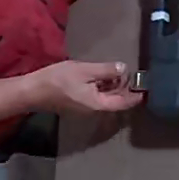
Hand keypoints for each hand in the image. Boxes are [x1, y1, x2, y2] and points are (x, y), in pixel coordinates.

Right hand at [22, 60, 145, 114]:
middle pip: (116, 101)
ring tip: (119, 71)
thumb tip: (124, 69)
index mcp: (98, 104)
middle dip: (125, 89)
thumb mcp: (84, 71)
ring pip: (106, 99)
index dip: (136, 95)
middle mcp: (94, 110)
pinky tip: (102, 76)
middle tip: (132, 73)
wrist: (33, 91)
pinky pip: (97, 97)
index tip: (146, 86)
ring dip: (114, 87)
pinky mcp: (78, 104)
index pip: (124, 103)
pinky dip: (103, 88)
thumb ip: (106, 71)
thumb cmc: (58, 80)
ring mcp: (86, 108)